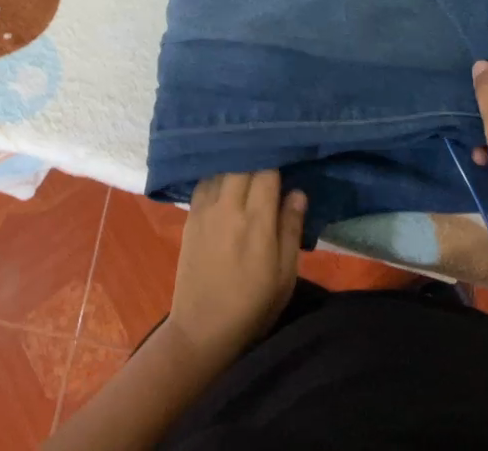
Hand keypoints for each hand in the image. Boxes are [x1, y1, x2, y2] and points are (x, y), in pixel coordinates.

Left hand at [166, 171, 305, 364]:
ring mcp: (205, 210)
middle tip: (269, 160)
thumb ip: (290, 229)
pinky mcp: (190, 217)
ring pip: (222, 169)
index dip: (278, 161)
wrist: (202, 329)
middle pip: (243, 164)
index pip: (267, 172)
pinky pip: (204, 182)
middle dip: (257, 158)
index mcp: (256, 222)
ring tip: (248, 165)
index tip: (288, 158)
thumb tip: (297, 192)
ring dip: (236, 164)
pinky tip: (225, 180)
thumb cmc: (253, 307)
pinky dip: (217, 175)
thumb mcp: (285, 275)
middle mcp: (229, 208)